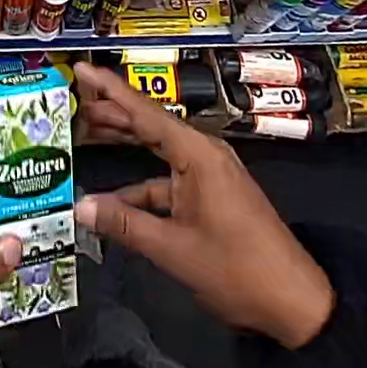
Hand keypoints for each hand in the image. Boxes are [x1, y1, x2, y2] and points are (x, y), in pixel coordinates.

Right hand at [72, 63, 333, 348]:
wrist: (291, 298)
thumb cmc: (236, 268)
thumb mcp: (174, 249)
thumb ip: (126, 225)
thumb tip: (81, 206)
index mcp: (198, 154)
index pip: (145, 112)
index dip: (110, 89)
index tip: (82, 69)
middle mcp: (203, 153)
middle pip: (151, 124)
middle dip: (113, 112)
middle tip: (75, 100)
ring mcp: (208, 172)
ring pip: (158, 149)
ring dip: (126, 143)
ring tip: (88, 130)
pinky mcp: (210, 192)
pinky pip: (169, 178)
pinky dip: (142, 184)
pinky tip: (114, 196)